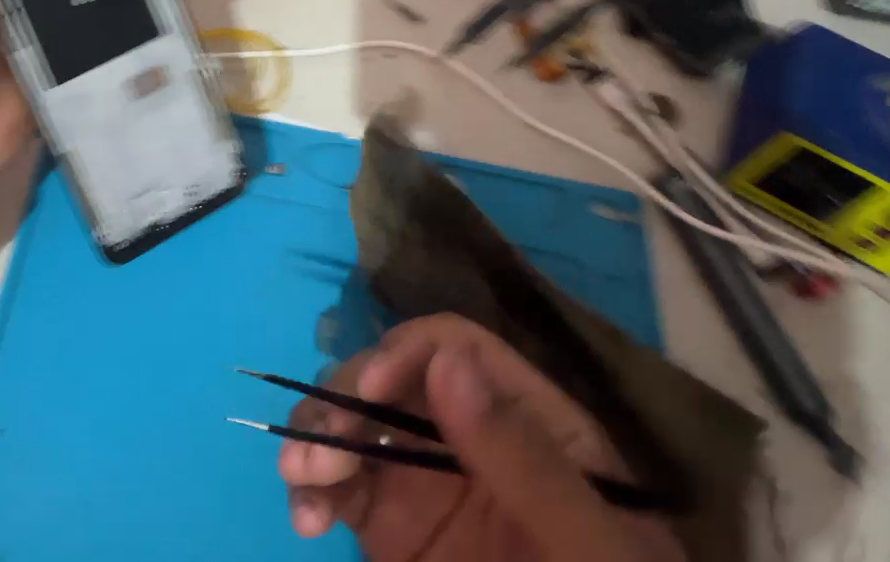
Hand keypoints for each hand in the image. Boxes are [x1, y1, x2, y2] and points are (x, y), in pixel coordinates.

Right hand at [279, 314, 682, 561]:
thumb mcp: (589, 541)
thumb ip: (526, 458)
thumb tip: (447, 362)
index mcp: (526, 419)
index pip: (455, 347)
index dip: (405, 354)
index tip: (369, 392)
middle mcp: (466, 434)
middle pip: (389, 377)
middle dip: (343, 401)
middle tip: (316, 452)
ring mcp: (424, 478)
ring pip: (352, 423)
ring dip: (315, 436)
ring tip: (300, 480)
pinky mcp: (389, 524)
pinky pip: (338, 484)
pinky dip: (310, 488)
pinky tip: (305, 517)